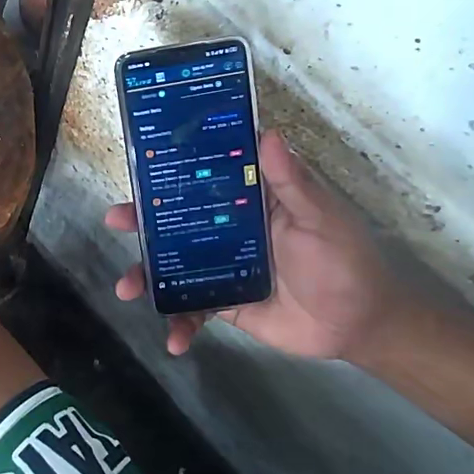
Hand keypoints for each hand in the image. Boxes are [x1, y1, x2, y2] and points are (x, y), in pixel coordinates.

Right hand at [106, 129, 407, 358]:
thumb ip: (293, 182)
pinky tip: (173, 340)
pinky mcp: (228, 304)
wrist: (358, 324)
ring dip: (148, 275)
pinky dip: (181, 324)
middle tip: (115, 218)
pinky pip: (195, 310)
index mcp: (255, 200)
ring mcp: (227, 267)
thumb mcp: (321, 218)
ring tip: (126, 288)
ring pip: (178, 264)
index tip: (144, 162)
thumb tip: (268, 133)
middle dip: (145, 220)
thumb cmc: (345, 260)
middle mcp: (234, 228)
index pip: (210, 175)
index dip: (177, 168)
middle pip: (181, 219)